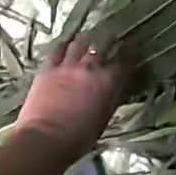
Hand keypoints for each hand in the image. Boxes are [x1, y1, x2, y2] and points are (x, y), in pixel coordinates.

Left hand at [15, 38, 130, 158]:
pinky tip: (66, 42)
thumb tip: (122, 84)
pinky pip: (57, 50)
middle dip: (109, 37)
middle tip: (111, 35)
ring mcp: (68, 66)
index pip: (123, 60)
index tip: (130, 49)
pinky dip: (64, 44)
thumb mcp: (105, 118)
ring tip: (89, 35)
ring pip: (80, 42)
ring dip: (87, 38)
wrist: (45, 140)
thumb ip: (114, 97)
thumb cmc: (79, 137)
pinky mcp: (48, 69)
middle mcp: (90, 67)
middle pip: (103, 44)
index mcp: (107, 81)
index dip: (128, 52)